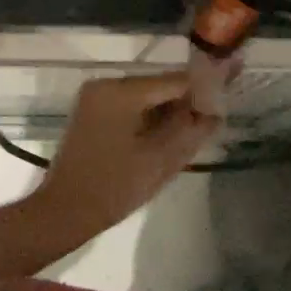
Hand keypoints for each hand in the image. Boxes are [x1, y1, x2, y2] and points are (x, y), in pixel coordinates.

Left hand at [29, 73, 218, 236]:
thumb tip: (215, 111)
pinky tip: (164, 131)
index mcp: (121, 91)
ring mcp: (95, 94)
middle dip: (185, 99)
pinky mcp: (91, 109)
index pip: (173, 79)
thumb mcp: (159, 161)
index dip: (202, 86)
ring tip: (193, 125)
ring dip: (167, 107)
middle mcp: (106, 82)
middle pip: (158, 84)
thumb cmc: (113, 188)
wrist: (63, 211)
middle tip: (211, 115)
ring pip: (144, 94)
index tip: (227, 90)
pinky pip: (129, 103)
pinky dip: (148, 114)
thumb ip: (190, 131)